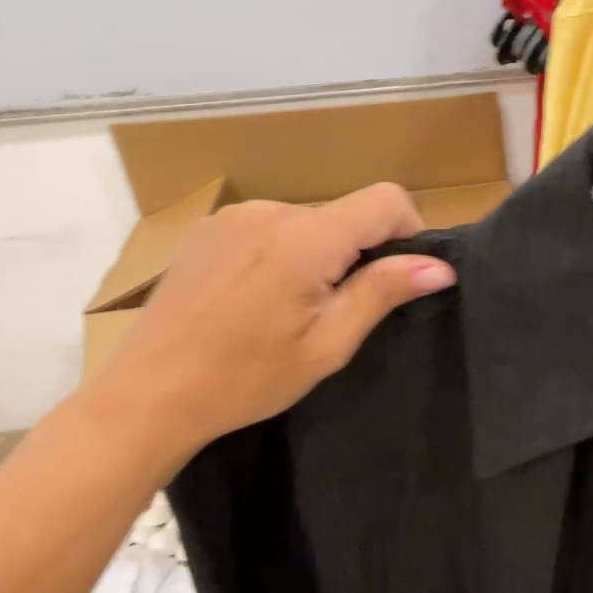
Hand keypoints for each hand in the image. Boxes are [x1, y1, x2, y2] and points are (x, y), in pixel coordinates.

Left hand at [87, 184, 456, 455]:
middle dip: (358, 254)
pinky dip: (283, 254)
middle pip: (345, 214)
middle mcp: (269, 211)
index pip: (386, 200)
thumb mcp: (328, 344)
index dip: (408, 232)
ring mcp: (233, 217)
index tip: (400, 278)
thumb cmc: (248, 378)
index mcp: (305, 239)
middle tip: (338, 314)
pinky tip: (258, 299)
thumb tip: (440, 266)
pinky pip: (270, 228)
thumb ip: (383, 292)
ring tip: (292, 311)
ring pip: (308, 223)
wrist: (152, 393)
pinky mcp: (208, 229)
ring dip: (319, 256)